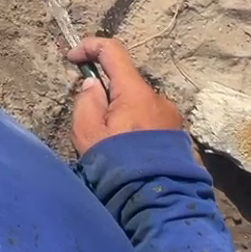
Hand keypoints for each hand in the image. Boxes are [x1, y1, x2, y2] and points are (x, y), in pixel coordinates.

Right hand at [69, 36, 185, 156]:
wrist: (160, 204)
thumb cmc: (118, 164)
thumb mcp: (87, 132)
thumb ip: (86, 100)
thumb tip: (93, 84)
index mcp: (135, 92)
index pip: (112, 51)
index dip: (88, 46)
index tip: (72, 59)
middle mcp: (158, 99)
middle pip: (125, 81)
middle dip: (105, 92)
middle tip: (92, 120)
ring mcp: (171, 118)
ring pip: (137, 103)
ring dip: (121, 112)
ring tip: (111, 143)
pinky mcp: (178, 136)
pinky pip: (150, 120)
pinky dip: (136, 126)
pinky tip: (129, 150)